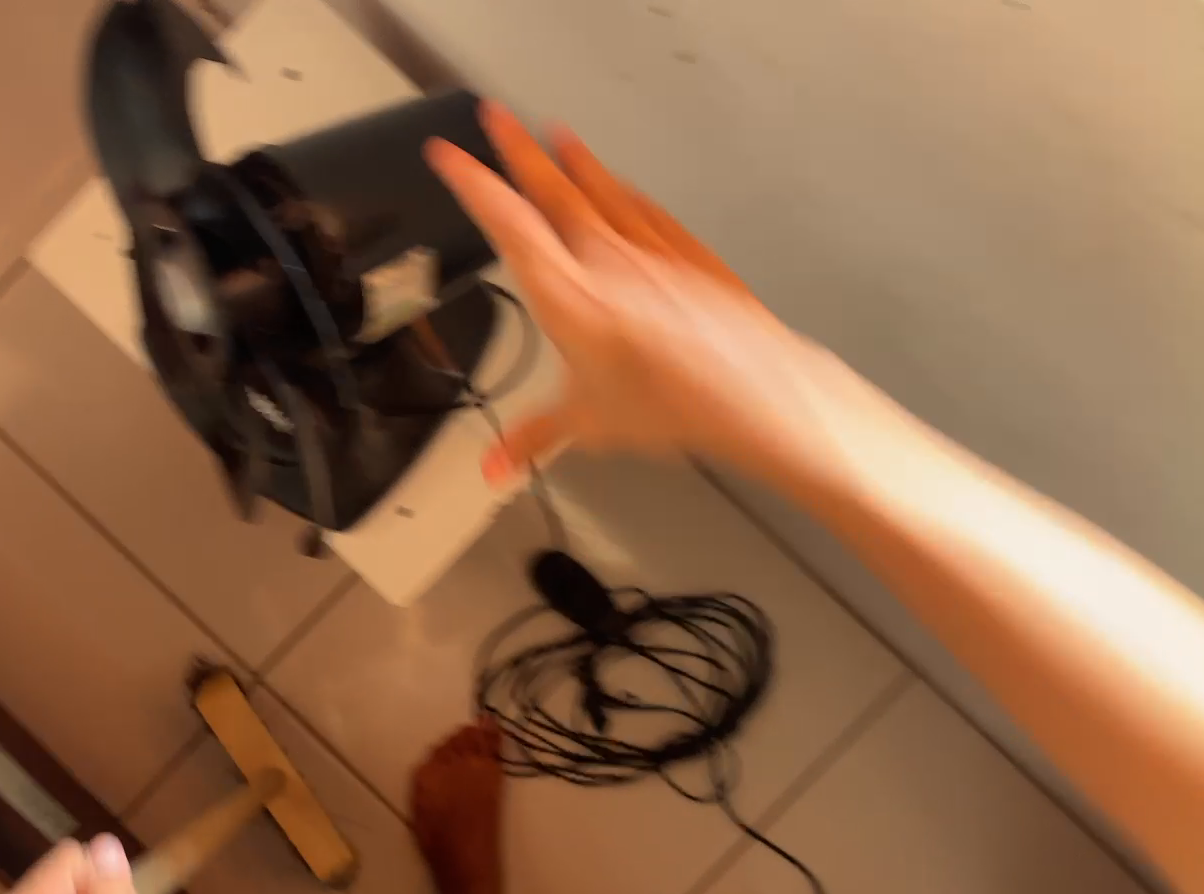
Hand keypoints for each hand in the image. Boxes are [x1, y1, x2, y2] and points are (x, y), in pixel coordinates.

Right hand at [428, 102, 874, 491]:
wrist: (754, 391)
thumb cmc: (670, 403)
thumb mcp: (582, 425)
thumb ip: (529, 439)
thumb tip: (495, 467)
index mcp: (566, 294)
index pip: (507, 224)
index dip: (473, 184)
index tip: (449, 156)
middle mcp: (603, 259)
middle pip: (550, 189)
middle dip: (516, 148)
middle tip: (494, 115)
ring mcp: (648, 251)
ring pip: (598, 190)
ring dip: (570, 159)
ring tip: (553, 134)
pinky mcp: (685, 255)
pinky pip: (644, 210)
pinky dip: (622, 190)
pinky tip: (619, 184)